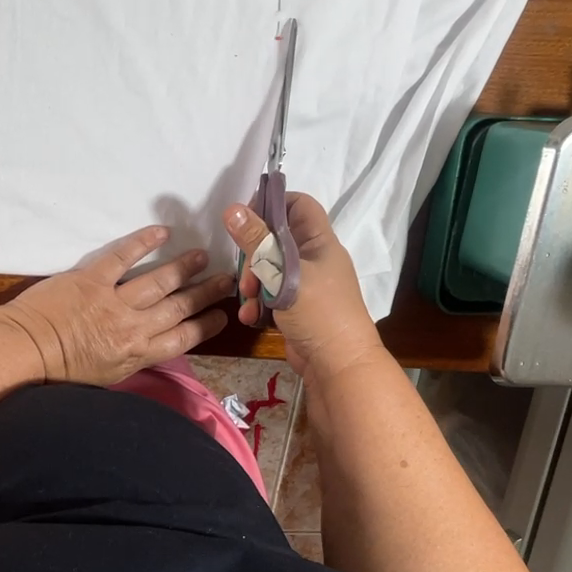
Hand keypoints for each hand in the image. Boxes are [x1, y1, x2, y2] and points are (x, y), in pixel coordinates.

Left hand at [0, 226, 230, 384]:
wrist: (23, 352)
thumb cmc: (59, 372)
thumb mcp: (106, 377)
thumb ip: (132, 358)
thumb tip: (151, 344)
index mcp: (137, 355)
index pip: (183, 338)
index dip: (206, 323)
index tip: (222, 313)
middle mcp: (132, 327)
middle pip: (179, 307)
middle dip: (206, 292)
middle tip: (226, 279)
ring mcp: (113, 301)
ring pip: (159, 281)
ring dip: (184, 267)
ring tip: (202, 255)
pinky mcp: (92, 279)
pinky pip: (123, 256)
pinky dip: (144, 242)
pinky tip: (162, 233)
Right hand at [223, 194, 381, 377]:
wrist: (339, 366)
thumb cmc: (319, 313)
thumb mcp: (284, 273)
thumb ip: (257, 242)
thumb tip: (232, 209)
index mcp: (320, 242)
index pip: (299, 205)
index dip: (273, 204)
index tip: (246, 220)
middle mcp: (313, 259)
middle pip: (276, 239)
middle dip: (254, 254)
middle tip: (248, 274)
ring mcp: (305, 285)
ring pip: (269, 269)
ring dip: (253, 282)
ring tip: (249, 299)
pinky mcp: (296, 308)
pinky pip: (270, 295)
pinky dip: (258, 303)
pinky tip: (251, 316)